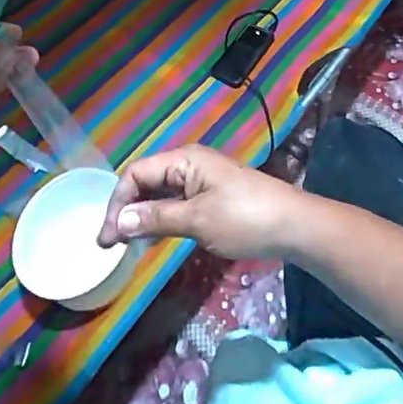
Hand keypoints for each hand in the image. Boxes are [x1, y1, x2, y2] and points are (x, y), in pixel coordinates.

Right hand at [96, 145, 308, 260]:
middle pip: (146, 181)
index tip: (107, 238)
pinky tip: (153, 238)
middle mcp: (189, 163)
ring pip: (160, 193)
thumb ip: (156, 218)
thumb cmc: (245, 218)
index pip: (136, 173)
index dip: (117, 203)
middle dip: (126, 209)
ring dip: (142, 215)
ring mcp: (201, 180)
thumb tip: (119, 222)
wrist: (295, 226)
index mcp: (184, 159)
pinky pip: (176, 203)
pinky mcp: (211, 196)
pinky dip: (161, 218)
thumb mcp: (197, 221)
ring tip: (128, 244)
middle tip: (112, 244)